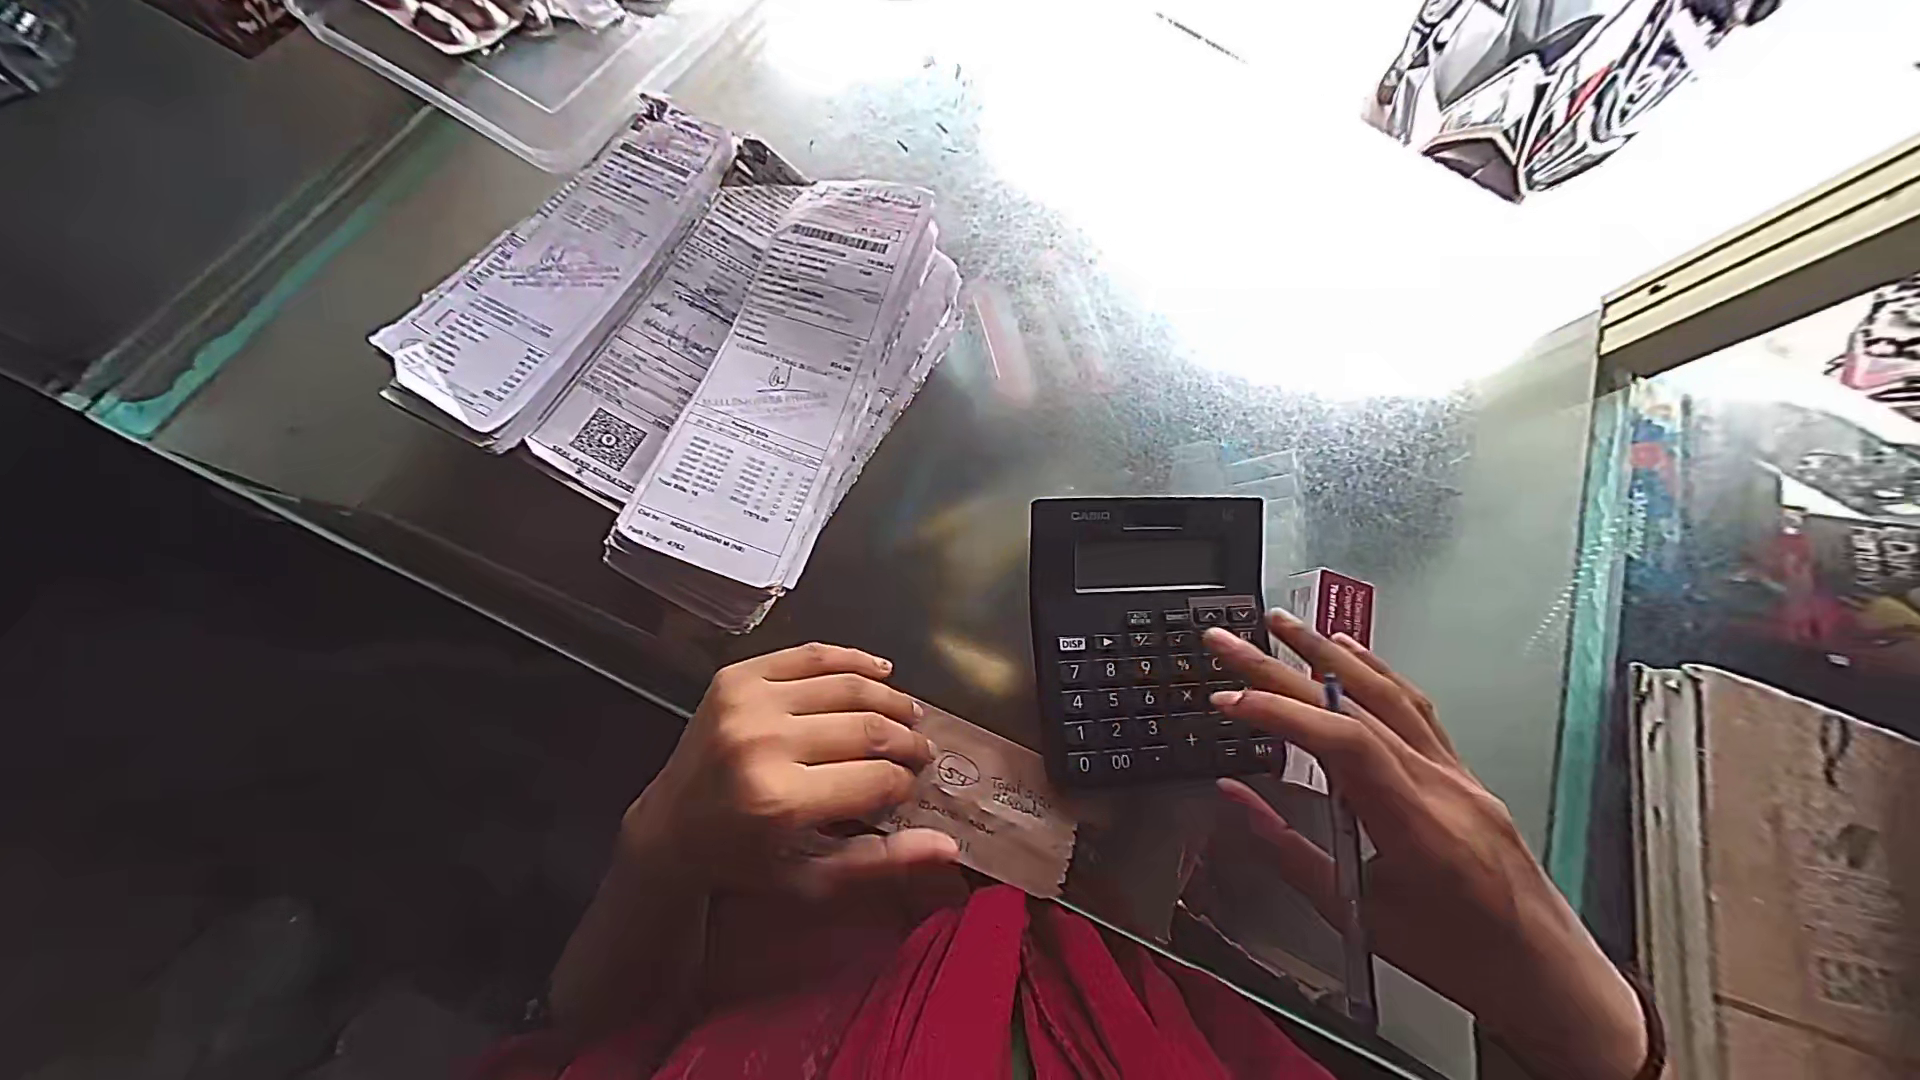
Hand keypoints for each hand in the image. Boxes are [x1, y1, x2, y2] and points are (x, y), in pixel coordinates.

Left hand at [623, 642, 958, 898]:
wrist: (669, 828)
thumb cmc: (744, 860)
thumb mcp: (812, 879)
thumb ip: (882, 861)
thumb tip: (949, 845)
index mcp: (778, 802)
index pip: (876, 778)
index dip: (907, 780)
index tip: (915, 783)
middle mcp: (762, 744)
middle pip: (867, 727)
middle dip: (906, 740)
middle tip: (922, 748)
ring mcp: (747, 702)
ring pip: (847, 686)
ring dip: (891, 698)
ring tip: (909, 713)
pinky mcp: (738, 676)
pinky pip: (813, 655)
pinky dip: (854, 659)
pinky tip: (881, 671)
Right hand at [1202, 616, 1648, 1079]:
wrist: (1557, 982)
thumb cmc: (1459, 960)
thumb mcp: (1357, 916)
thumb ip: (1285, 849)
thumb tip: (1232, 794)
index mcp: (1420, 831)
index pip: (1344, 744)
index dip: (1280, 713)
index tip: (1228, 700)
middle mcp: (1443, 787)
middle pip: (1350, 706)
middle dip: (1277, 667)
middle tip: (1227, 641)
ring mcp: (1457, 772)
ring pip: (1385, 693)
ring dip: (1324, 651)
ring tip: (1279, 622)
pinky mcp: (1461, 769)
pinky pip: (1415, 706)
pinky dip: (1372, 669)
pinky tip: (1344, 647)